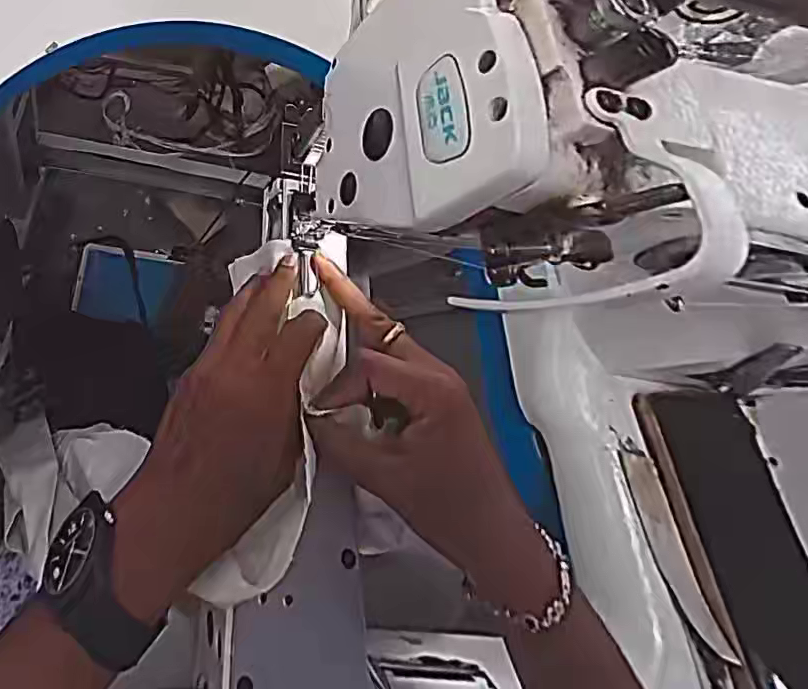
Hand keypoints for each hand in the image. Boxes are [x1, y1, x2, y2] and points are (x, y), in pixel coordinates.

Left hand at [110, 255, 327, 621]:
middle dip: (279, 282)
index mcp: (268, 390)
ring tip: (264, 276)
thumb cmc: (228, 497)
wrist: (175, 507)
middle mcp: (236, 370)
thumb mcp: (286, 458)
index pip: (298, 333)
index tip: (319, 319)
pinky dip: (232, 315)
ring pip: (233, 313)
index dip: (313, 321)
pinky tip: (239, 314)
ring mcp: (209, 368)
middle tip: (289, 266)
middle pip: (261, 308)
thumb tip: (301, 389)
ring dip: (252, 290)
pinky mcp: (191, 375)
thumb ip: (296, 412)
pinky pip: (216, 332)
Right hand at [306, 254, 558, 613]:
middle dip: (349, 299)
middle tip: (324, 273)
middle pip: (384, 328)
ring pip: (391, 344)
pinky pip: (397, 368)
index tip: (321, 409)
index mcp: (432, 389)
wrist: (493, 534)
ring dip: (358, 332)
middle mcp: (439, 377)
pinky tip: (352, 376)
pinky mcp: (436, 398)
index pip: (369, 365)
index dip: (337, 386)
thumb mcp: (386, 477)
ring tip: (332, 306)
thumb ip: (341, 441)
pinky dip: (370, 367)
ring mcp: (440, 385)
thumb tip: (315, 419)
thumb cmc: (457, 509)